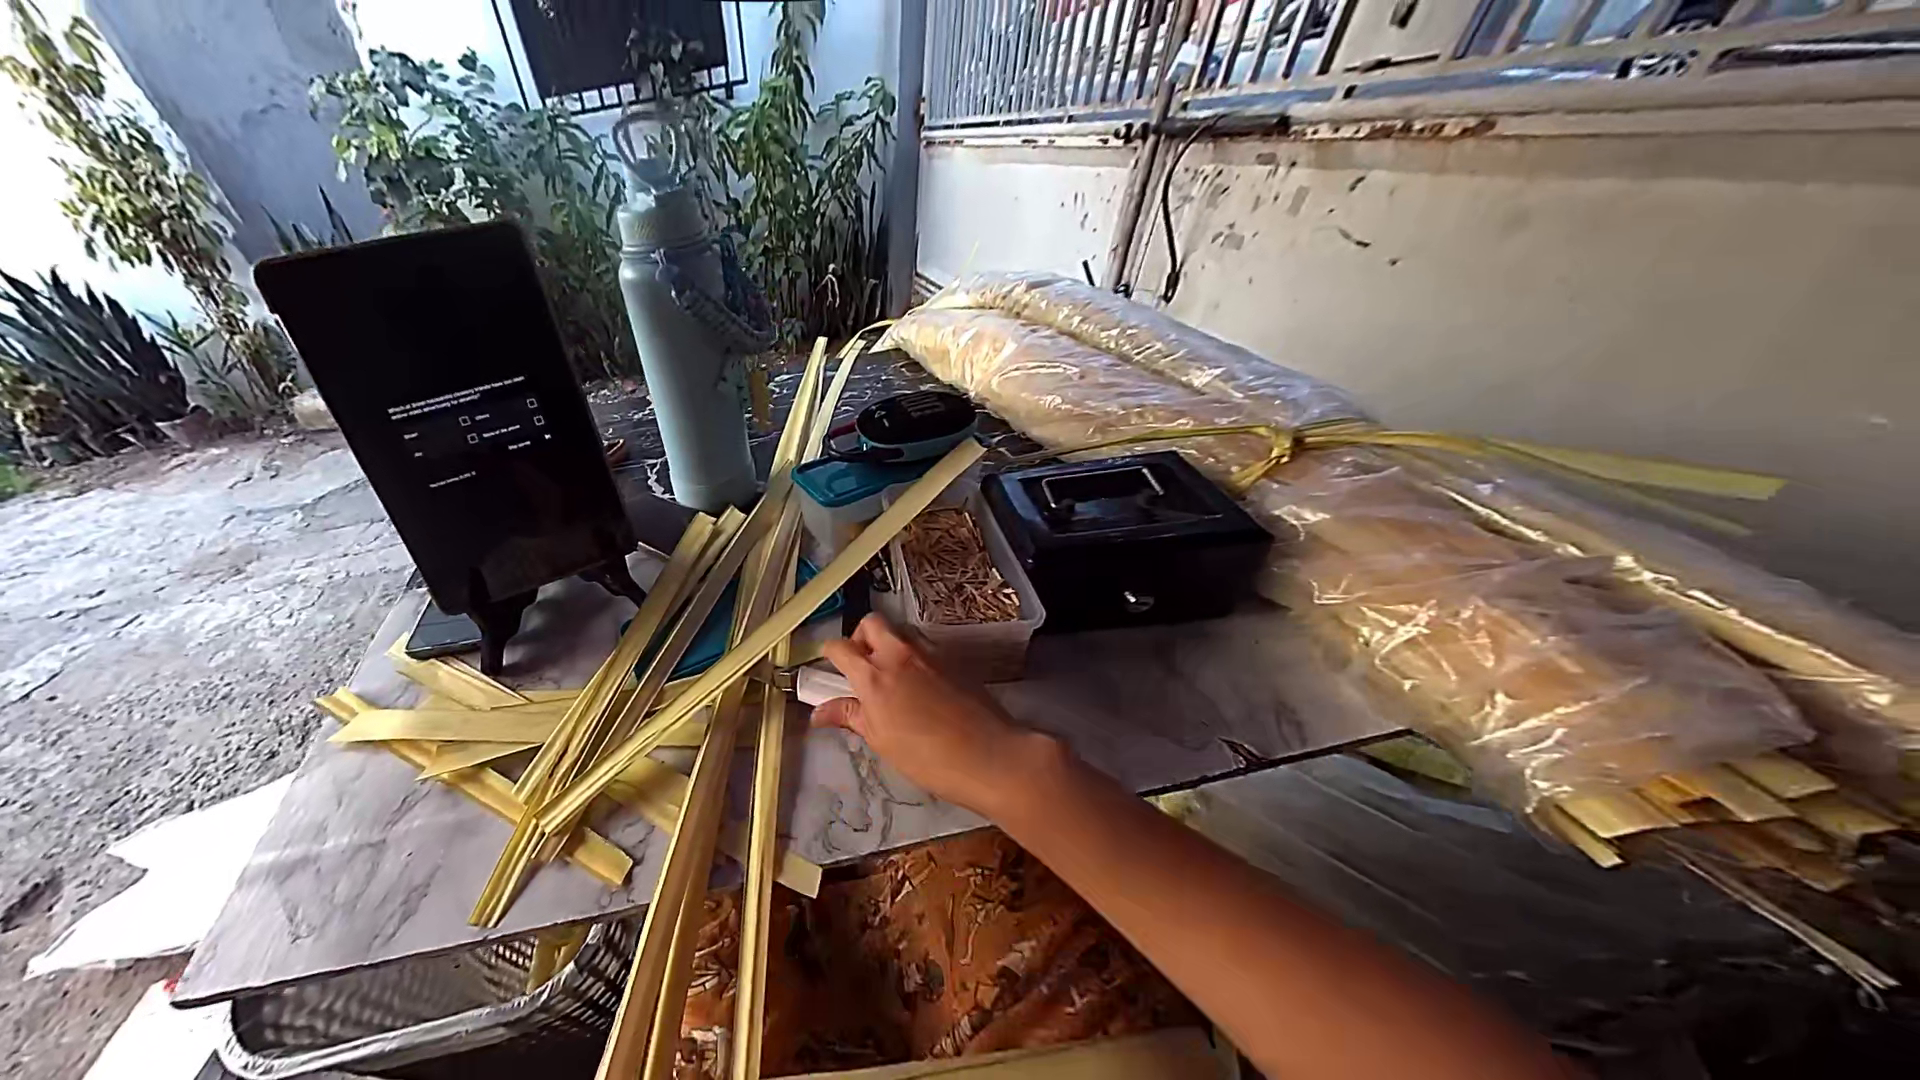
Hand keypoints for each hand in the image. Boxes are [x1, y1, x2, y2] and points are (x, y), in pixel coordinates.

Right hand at [813, 614, 1062, 817]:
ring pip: (899, 628)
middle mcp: (899, 654)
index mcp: (874, 676)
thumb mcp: (881, 740)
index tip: (829, 665)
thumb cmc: (927, 757)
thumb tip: (820, 712)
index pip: (840, 647)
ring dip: (889, 641)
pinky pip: (924, 643)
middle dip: (860, 637)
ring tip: (891, 672)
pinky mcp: (953, 656)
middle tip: (862, 665)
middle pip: (871, 622)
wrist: (988, 753)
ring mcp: (929, 652)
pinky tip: (919, 681)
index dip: (829, 654)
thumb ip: (851, 716)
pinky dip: (913, 652)